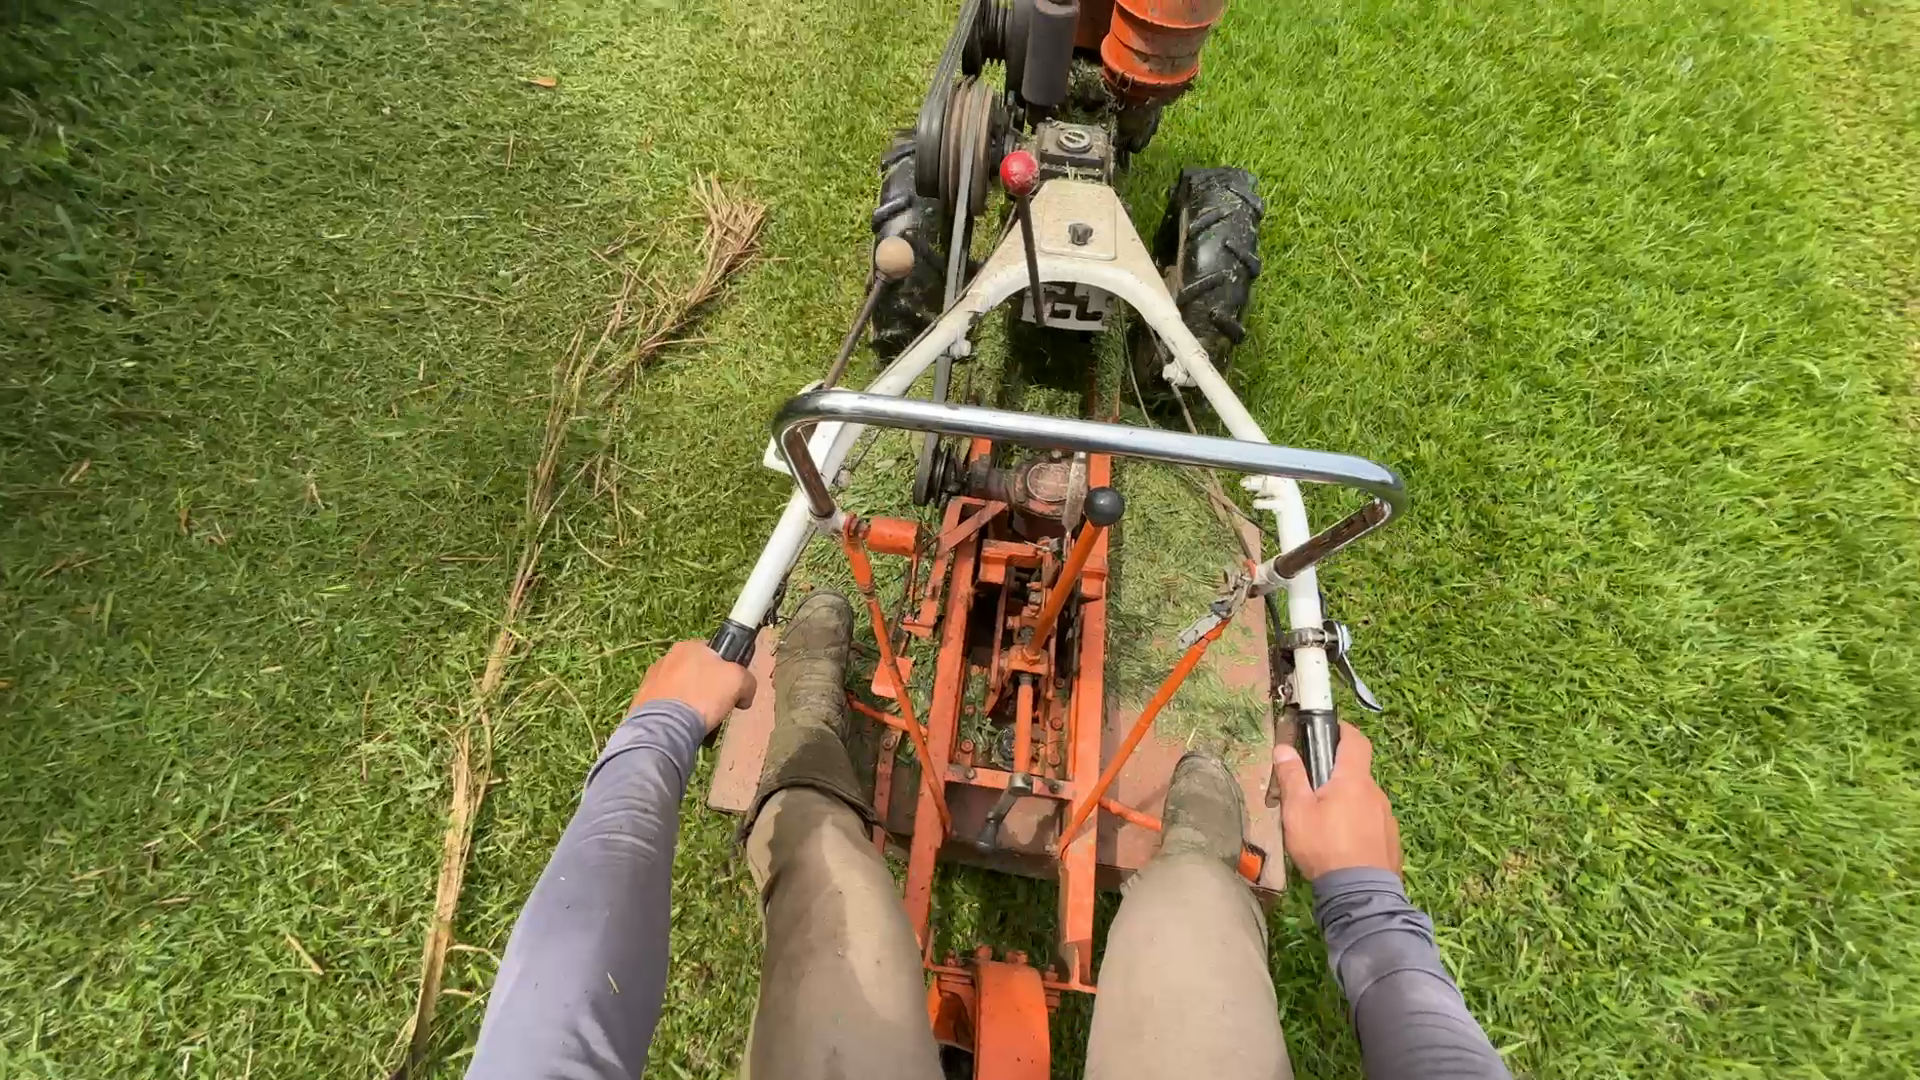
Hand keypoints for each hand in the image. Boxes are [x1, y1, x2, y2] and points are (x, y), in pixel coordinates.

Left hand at [628, 640, 756, 734]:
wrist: (665, 728)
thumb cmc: (704, 696)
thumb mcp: (740, 681)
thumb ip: (747, 681)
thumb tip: (744, 694)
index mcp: (689, 646)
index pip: (714, 653)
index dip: (726, 669)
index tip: (730, 687)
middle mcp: (667, 657)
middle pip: (696, 671)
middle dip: (707, 687)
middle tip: (717, 706)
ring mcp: (650, 679)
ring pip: (680, 688)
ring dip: (689, 700)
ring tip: (697, 720)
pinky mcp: (640, 701)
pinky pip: (665, 705)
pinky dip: (674, 714)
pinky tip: (681, 726)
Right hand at [1272, 721, 1402, 879]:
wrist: (1361, 896)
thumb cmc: (1324, 845)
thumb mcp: (1298, 810)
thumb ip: (1292, 776)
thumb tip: (1284, 748)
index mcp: (1353, 780)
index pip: (1356, 741)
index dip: (1343, 729)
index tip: (1327, 728)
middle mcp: (1375, 794)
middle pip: (1354, 772)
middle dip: (1332, 774)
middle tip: (1307, 790)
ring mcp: (1386, 818)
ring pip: (1361, 798)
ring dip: (1343, 801)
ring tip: (1320, 822)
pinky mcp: (1390, 840)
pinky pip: (1370, 820)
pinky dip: (1354, 821)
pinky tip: (1338, 841)